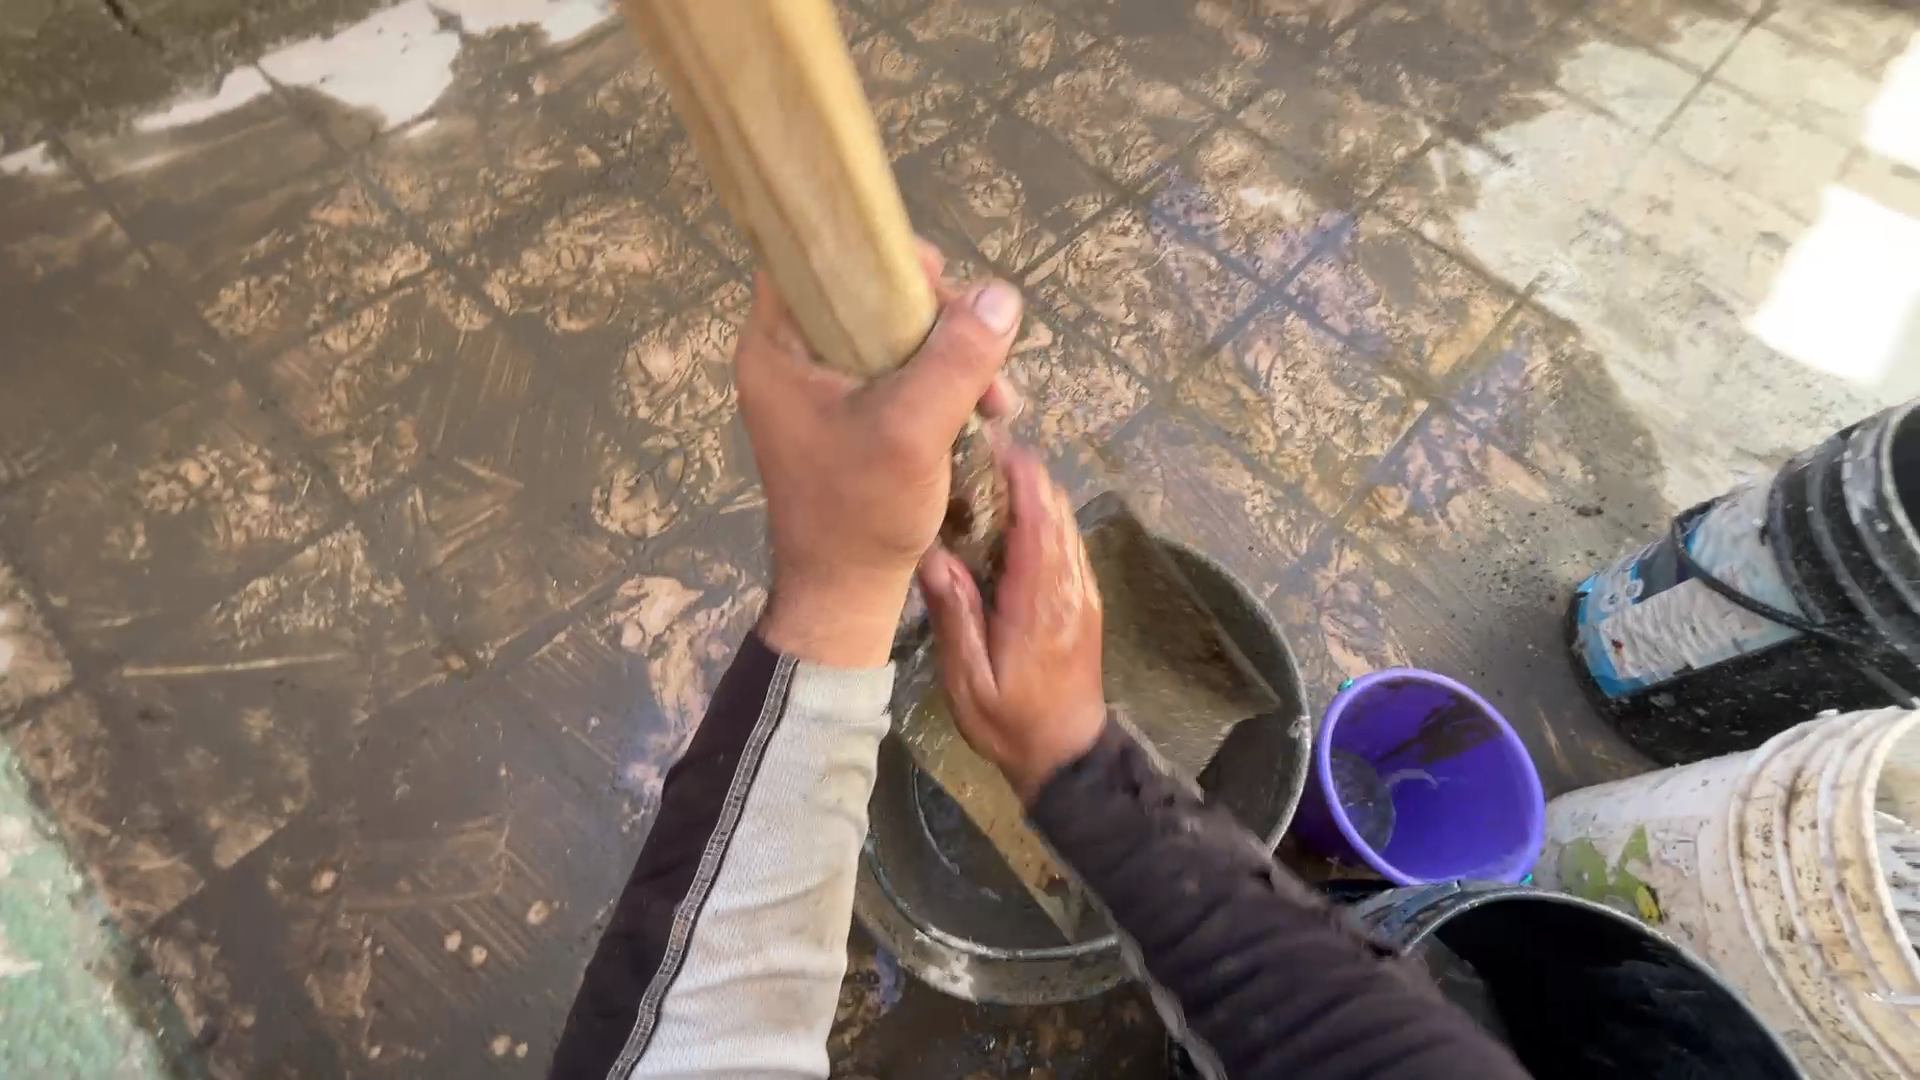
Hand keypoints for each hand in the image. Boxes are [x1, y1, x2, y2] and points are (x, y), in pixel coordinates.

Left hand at [739, 247, 1022, 667]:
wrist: (846, 592)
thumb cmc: (860, 513)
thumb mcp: (912, 431)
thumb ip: (957, 360)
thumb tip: (1003, 296)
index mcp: (778, 347)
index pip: (818, 259)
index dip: (878, 255)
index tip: (939, 283)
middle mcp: (795, 358)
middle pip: (870, 296)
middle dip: (940, 320)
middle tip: (987, 353)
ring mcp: (824, 390)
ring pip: (895, 338)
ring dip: (954, 358)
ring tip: (999, 400)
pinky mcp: (852, 417)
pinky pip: (902, 376)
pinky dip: (944, 387)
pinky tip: (984, 413)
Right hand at [918, 448, 1105, 801]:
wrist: (1068, 754)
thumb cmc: (1010, 722)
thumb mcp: (968, 681)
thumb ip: (954, 617)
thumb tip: (935, 556)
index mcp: (1039, 602)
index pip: (1038, 523)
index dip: (1021, 480)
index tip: (996, 447)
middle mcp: (1069, 588)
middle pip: (1057, 514)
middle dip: (1026, 479)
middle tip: (984, 459)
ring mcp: (1083, 593)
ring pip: (1067, 526)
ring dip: (1037, 497)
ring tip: (995, 482)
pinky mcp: (1086, 602)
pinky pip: (1070, 546)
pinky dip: (1047, 522)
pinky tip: (1017, 524)